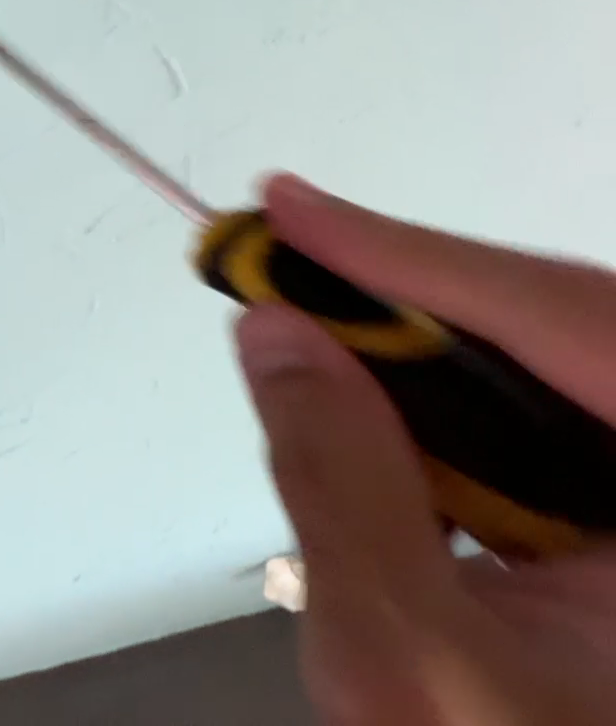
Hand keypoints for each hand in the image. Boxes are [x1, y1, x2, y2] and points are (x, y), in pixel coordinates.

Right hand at [234, 175, 615, 725]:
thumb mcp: (398, 644)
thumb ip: (334, 480)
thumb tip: (273, 334)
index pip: (587, 334)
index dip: (418, 258)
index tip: (288, 209)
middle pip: (577, 334)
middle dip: (412, 293)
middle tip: (282, 263)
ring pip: (551, 366)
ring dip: (416, 344)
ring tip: (310, 332)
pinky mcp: (615, 506)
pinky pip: (537, 409)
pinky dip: (434, 391)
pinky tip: (369, 397)